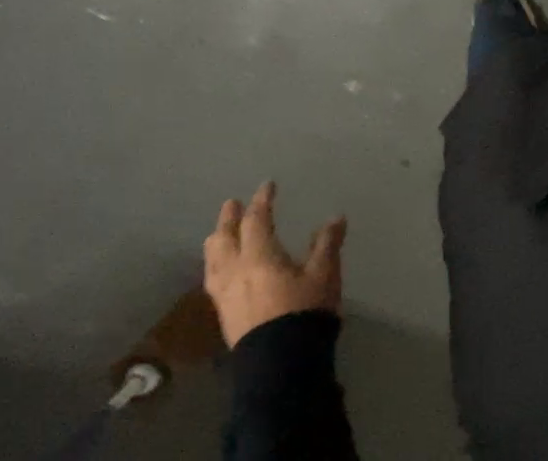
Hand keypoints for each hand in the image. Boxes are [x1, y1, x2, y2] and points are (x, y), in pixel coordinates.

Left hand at [203, 182, 345, 346]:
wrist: (280, 361)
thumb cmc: (304, 311)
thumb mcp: (324, 274)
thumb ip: (327, 244)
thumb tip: (334, 218)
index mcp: (259, 257)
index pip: (255, 222)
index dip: (261, 202)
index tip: (267, 186)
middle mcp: (235, 272)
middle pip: (223, 240)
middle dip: (228, 220)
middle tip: (231, 204)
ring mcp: (224, 295)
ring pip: (212, 261)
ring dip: (217, 242)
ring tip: (220, 234)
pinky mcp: (224, 314)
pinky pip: (213, 279)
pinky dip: (217, 264)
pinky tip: (223, 269)